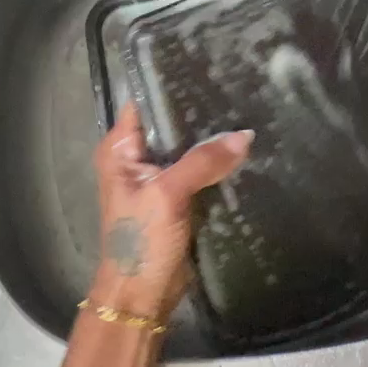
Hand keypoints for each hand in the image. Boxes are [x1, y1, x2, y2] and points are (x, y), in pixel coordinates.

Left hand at [89, 104, 251, 320]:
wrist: (141, 298)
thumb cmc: (140, 241)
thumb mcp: (168, 195)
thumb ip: (203, 162)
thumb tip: (245, 135)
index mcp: (120, 148)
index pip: (145, 102)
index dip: (172, 85)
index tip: (207, 68)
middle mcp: (136, 157)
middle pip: (170, 124)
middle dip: (199, 113)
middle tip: (237, 89)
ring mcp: (158, 178)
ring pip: (188, 148)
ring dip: (211, 140)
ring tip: (247, 112)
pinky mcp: (177, 198)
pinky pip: (199, 171)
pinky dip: (217, 164)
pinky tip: (243, 148)